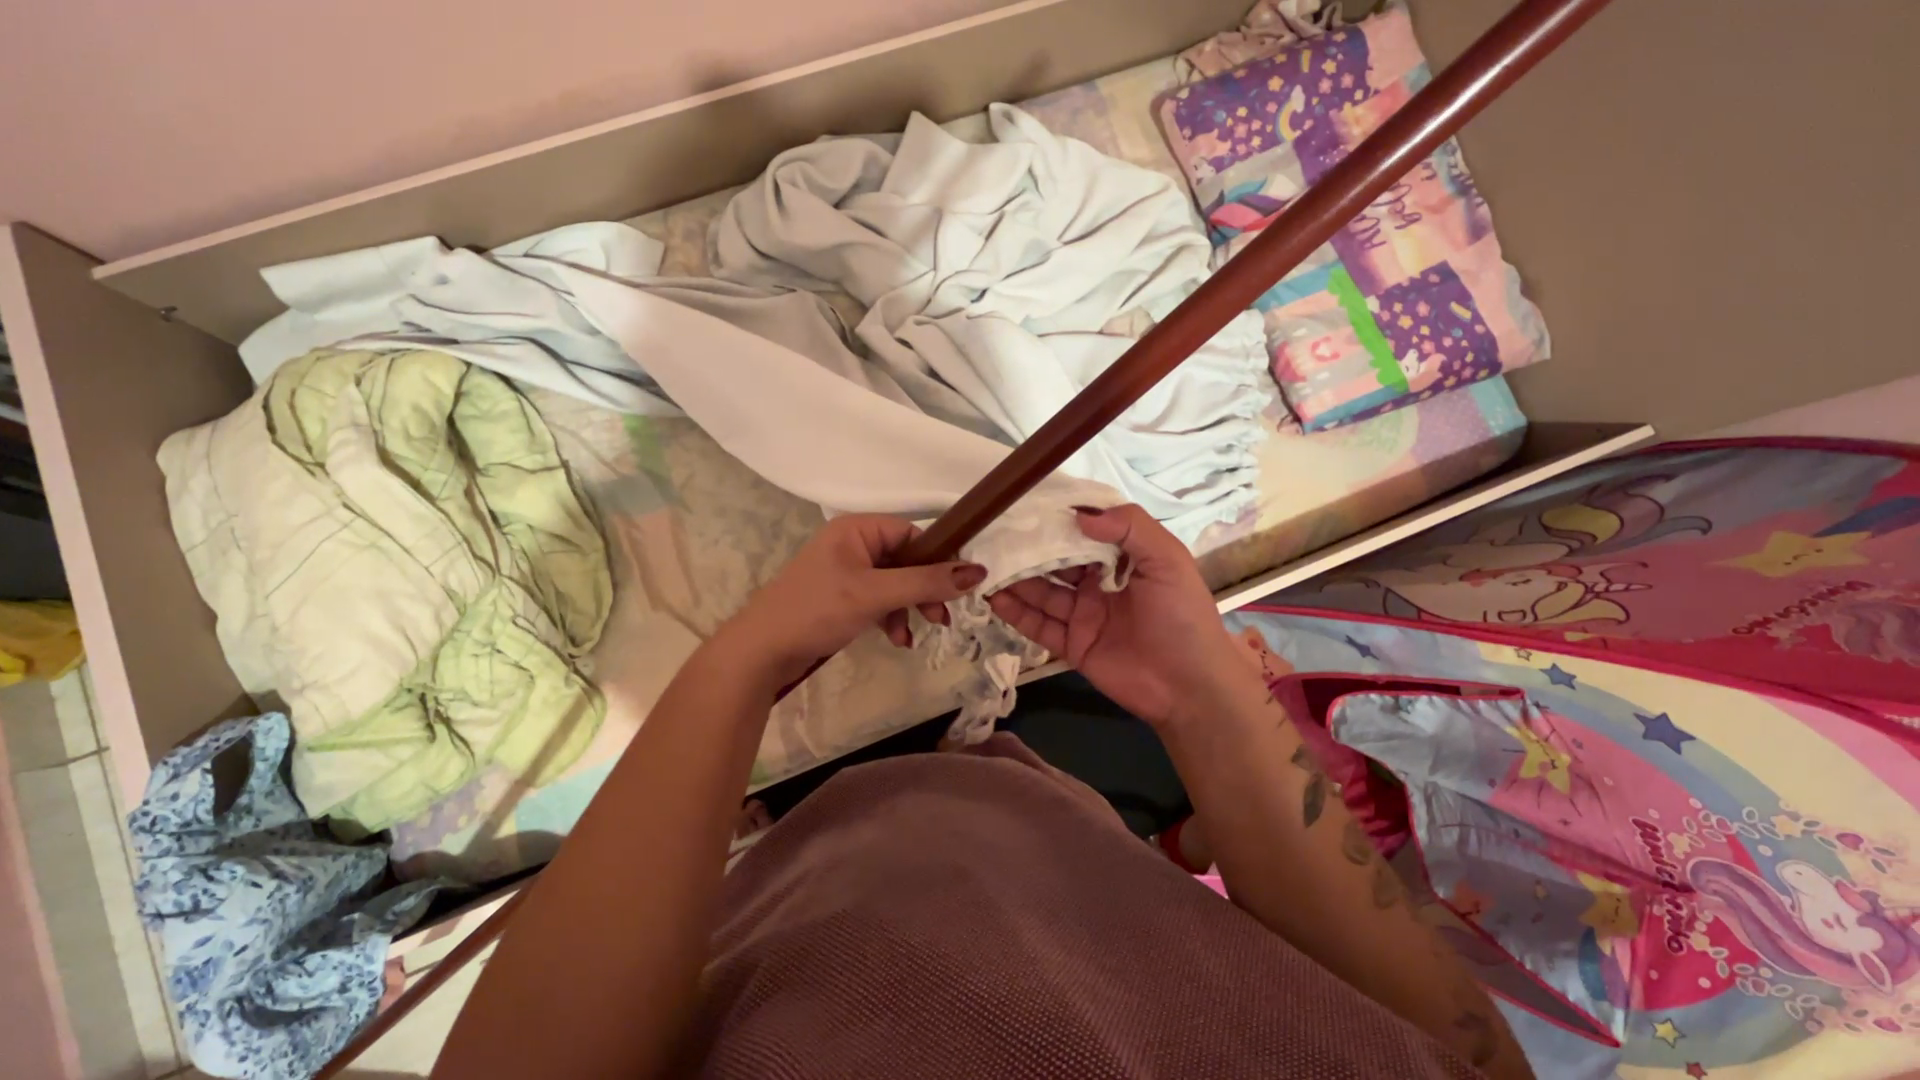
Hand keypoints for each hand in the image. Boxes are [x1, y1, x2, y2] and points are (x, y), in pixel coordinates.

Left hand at [723, 515, 986, 686]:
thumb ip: (926, 582)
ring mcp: (846, 572)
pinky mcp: (842, 598)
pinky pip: (880, 601)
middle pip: (907, 559)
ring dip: (909, 608)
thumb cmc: (817, 610)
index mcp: (857, 529)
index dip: (938, 558)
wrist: (762, 650)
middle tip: (941, 617)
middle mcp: (853, 544)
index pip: (913, 533)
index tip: (959, 588)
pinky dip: (891, 618)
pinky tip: (896, 640)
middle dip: (925, 589)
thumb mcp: (875, 594)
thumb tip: (979, 572)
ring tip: (914, 635)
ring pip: (896, 584)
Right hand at [987, 505, 1253, 727]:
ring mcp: (1084, 616)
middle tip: (993, 535)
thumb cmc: (1184, 617)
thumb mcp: (1168, 560)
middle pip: (1056, 563)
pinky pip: (1039, 626)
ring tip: (984, 564)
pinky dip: (1016, 613)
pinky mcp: (1072, 646)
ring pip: (1042, 593)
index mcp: (1124, 560)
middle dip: (1028, 549)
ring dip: (1015, 579)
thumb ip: (1130, 527)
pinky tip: (994, 598)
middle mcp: (1099, 585)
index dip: (1059, 521)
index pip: (1084, 533)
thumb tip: (1079, 516)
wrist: (1190, 686)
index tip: (1026, 506)